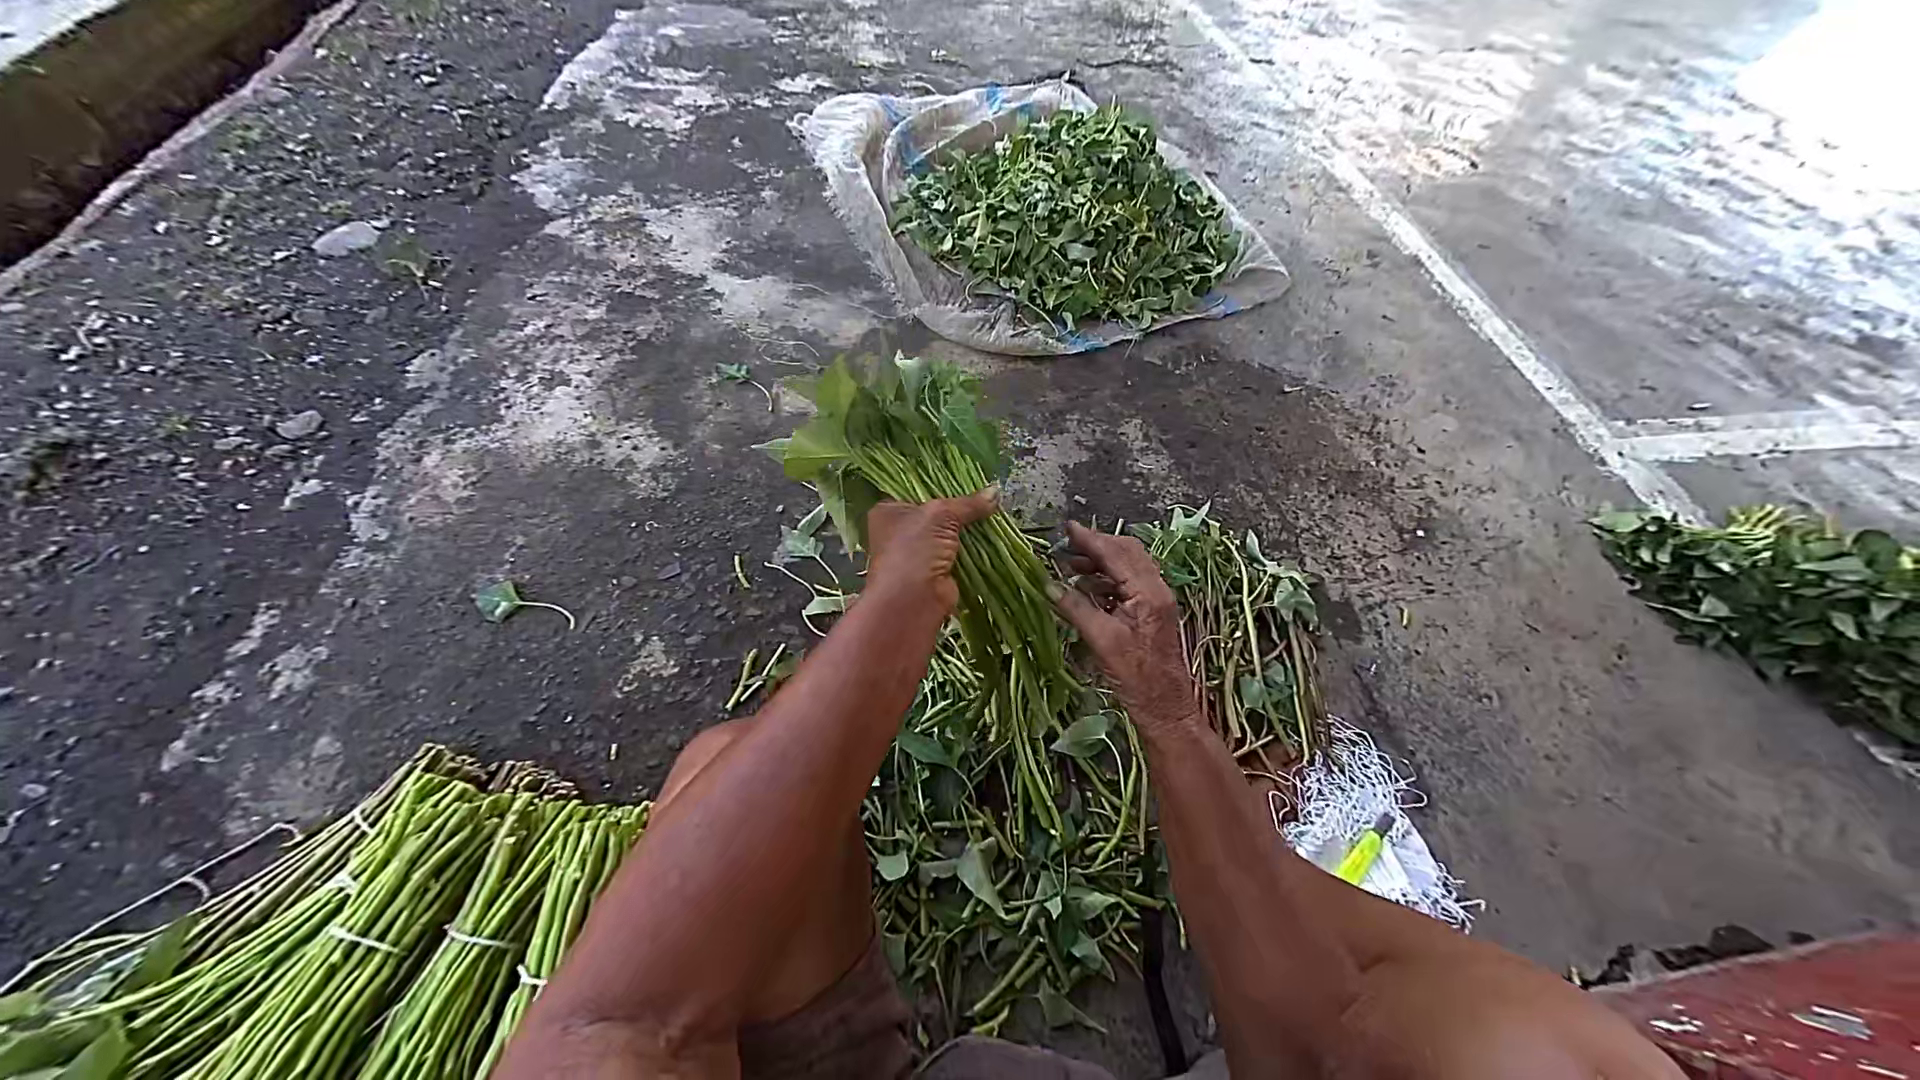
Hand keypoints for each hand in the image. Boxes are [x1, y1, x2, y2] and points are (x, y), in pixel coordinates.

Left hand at [865, 488, 998, 614]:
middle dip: (960, 508)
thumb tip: (995, 492)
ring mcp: (919, 552)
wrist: (912, 601)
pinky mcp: (937, 571)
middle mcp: (901, 531)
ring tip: (994, 512)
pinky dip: (974, 548)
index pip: (916, 490)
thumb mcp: (940, 515)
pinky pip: (959, 553)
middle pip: (936, 513)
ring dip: (969, 529)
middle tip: (986, 495)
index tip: (968, 479)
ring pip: (950, 534)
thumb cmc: (914, 549)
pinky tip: (993, 535)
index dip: (941, 484)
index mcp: (890, 511)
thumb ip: (967, 503)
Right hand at [1049, 522, 1199, 732]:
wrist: (1166, 707)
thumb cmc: (1137, 678)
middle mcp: (1157, 590)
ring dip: (1100, 562)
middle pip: (1126, 553)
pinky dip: (1107, 579)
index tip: (1066, 528)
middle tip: (1066, 547)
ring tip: (1071, 567)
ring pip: (1128, 566)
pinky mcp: (1152, 612)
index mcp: (1148, 593)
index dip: (1090, 539)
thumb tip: (1049, 584)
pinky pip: (1129, 583)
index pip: (1116, 554)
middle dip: (1096, 546)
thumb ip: (1076, 608)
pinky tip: (1087, 588)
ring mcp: (1156, 600)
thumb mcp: (1101, 641)